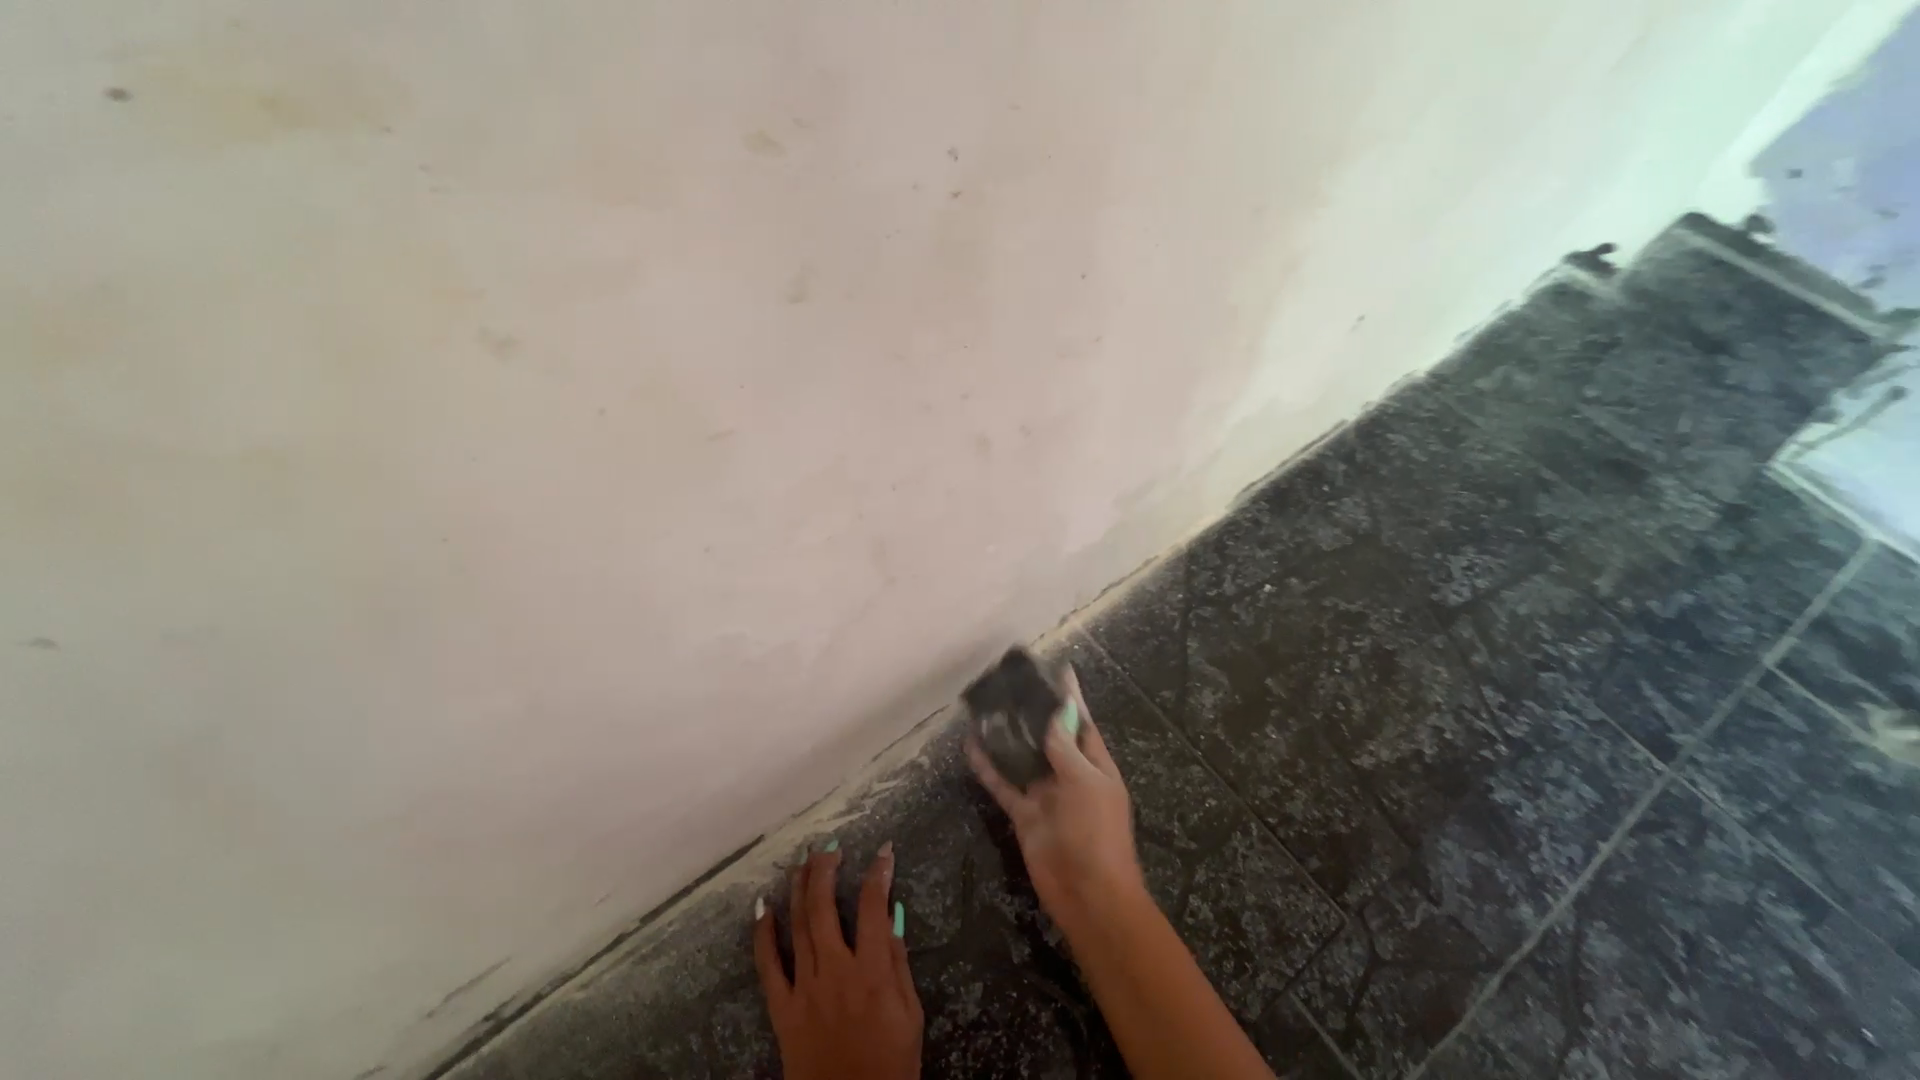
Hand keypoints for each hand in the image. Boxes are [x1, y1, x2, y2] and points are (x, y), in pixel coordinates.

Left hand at [754, 845, 922, 1079]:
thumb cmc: (891, 1064)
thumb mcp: (911, 1014)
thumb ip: (897, 963)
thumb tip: (891, 916)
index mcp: (871, 972)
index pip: (873, 907)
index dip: (879, 873)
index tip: (883, 851)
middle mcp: (835, 971)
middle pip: (825, 907)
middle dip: (826, 870)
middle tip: (829, 847)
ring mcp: (805, 987)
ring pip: (797, 926)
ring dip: (799, 889)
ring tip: (803, 863)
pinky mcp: (782, 1008)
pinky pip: (768, 965)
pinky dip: (763, 933)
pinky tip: (763, 907)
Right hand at [966, 663, 1145, 933]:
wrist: (1088, 894)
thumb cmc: (1097, 833)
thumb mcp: (1085, 783)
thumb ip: (1065, 748)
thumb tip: (1056, 713)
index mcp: (1096, 766)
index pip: (1082, 723)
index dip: (1071, 699)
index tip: (1061, 670)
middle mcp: (1071, 776)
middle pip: (1049, 738)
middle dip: (1033, 714)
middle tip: (1010, 685)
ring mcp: (1046, 795)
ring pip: (1023, 759)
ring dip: (1007, 737)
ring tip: (986, 708)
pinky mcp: (1024, 814)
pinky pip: (1004, 785)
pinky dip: (988, 767)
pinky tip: (971, 746)